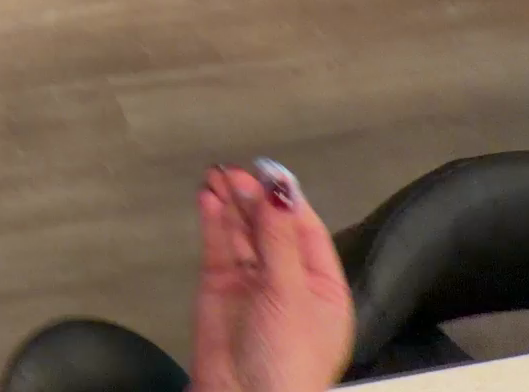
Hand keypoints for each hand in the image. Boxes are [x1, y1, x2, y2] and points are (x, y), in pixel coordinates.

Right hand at [192, 163, 353, 391]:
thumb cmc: (285, 358)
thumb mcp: (289, 295)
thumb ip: (278, 241)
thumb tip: (278, 193)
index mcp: (321, 287)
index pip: (305, 231)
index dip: (287, 200)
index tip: (268, 171)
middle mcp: (287, 279)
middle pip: (269, 227)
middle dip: (253, 198)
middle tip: (234, 172)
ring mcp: (250, 279)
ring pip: (241, 231)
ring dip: (230, 203)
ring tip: (216, 175)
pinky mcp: (218, 280)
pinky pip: (217, 243)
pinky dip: (212, 219)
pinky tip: (207, 199)